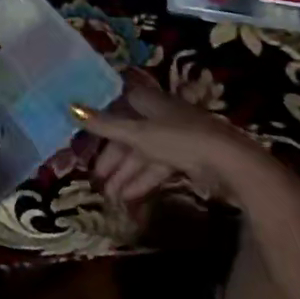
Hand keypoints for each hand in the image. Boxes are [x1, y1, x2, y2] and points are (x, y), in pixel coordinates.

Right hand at [75, 70, 274, 205]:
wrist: (231, 164)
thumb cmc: (179, 139)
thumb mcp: (136, 133)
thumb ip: (103, 124)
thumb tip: (69, 107)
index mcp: (147, 101)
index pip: (116, 106)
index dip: (98, 120)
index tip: (82, 137)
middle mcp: (159, 115)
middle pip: (128, 133)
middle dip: (112, 157)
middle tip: (95, 177)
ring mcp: (175, 137)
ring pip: (142, 153)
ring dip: (125, 174)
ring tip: (109, 195)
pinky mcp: (187, 157)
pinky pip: (157, 166)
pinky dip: (143, 180)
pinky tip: (129, 197)